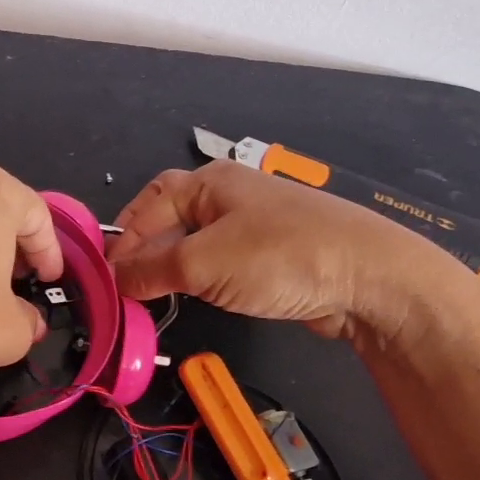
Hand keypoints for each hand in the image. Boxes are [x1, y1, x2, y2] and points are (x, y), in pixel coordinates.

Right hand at [106, 160, 472, 342]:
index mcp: (210, 181)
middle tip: (124, 288)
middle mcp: (229, 195)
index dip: (122, 239)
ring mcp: (254, 225)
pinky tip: (196, 297)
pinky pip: (222, 263)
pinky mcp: (274, 255)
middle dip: (144, 253)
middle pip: (168, 222)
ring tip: (152, 297)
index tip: (105, 277)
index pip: (147, 204)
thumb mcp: (202, 262)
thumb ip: (150, 270)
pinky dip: (202, 279)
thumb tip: (114, 279)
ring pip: (195, 245)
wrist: (373, 280)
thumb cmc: (280, 256)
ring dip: (171, 269)